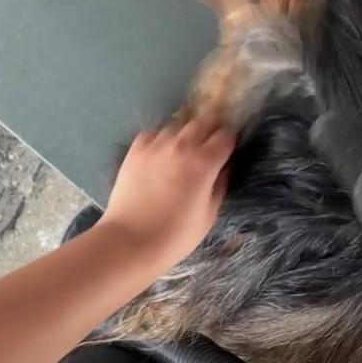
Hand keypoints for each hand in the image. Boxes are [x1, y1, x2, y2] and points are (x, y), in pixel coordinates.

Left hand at [99, 118, 233, 263]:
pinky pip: (154, 134)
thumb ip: (219, 186)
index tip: (228, 150)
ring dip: (186, 134)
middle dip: (211, 130)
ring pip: (178, 126)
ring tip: (184, 152)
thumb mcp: (208, 215)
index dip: (230, 141)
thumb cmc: (176, 235)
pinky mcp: (136, 150)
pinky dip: (161, 139)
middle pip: (203, 122)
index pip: (225, 136)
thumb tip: (224, 169)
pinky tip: (160, 154)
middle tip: (210, 145)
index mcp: (204, 162)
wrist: (130, 240)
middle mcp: (181, 146)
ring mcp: (156, 145)